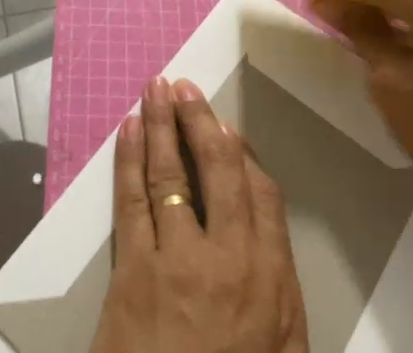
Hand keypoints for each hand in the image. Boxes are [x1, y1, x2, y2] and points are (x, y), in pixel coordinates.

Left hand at [90, 76, 307, 352]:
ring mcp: (175, 258)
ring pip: (171, 174)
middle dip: (200, 121)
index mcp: (270, 277)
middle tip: (185, 85)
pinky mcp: (132, 269)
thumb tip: (270, 235)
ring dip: (162, 125)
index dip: (243, 155)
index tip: (228, 128)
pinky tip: (129, 131)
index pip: (262, 194)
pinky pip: (132, 200)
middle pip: (216, 170)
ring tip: (156, 88)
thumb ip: (282, 292)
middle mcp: (227, 255)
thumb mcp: (283, 350)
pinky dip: (129, 160)